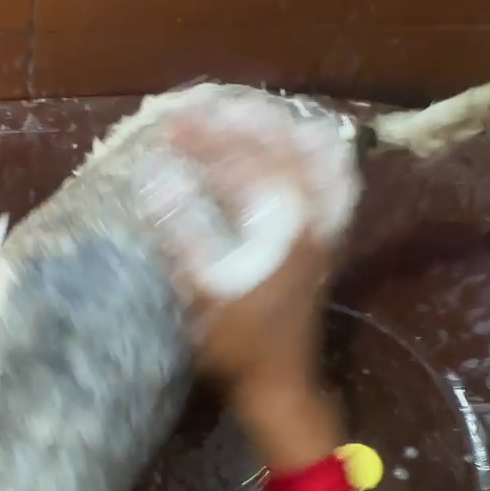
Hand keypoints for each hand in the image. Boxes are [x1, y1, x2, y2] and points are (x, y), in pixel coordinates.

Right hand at [138, 101, 355, 408]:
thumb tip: (156, 172)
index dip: (201, 138)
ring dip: (278, 127)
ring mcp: (324, 223)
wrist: (280, 382)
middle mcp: (309, 212)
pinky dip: (316, 154)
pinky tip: (303, 145)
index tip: (169, 123)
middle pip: (279, 145)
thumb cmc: (237, 340)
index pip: (237, 160)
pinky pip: (334, 180)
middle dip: (237, 120)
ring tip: (248, 111)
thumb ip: (182, 224)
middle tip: (202, 107)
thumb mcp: (200, 285)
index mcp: (279, 221)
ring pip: (313, 156)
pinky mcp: (326, 237)